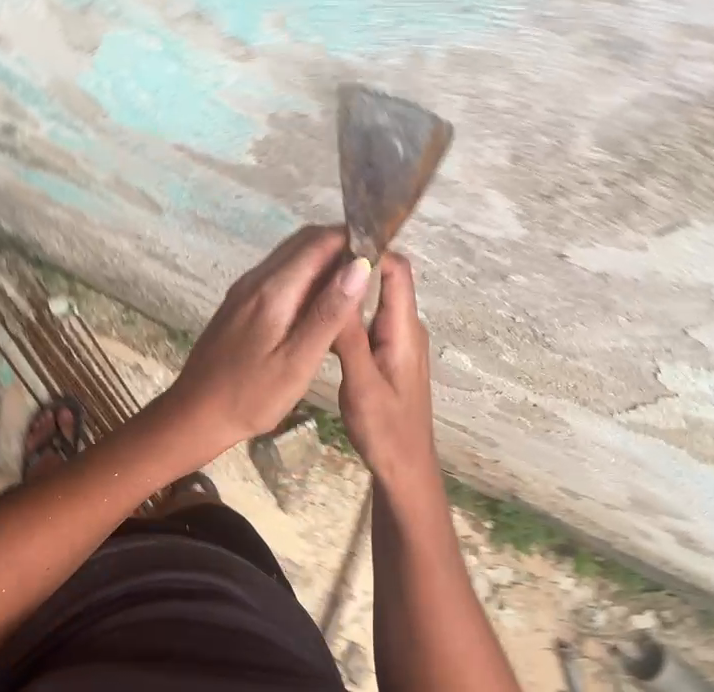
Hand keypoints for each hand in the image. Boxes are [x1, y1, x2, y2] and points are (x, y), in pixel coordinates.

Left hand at [165, 225, 372, 450]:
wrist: (195, 413)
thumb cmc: (252, 396)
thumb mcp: (298, 361)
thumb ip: (328, 312)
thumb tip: (359, 266)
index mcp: (273, 289)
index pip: (318, 242)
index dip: (351, 239)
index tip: (380, 252)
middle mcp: (257, 278)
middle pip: (304, 241)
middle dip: (339, 245)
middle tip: (373, 269)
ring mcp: (245, 289)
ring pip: (291, 256)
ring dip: (323, 260)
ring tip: (355, 284)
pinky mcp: (241, 302)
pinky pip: (279, 273)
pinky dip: (305, 275)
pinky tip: (321, 302)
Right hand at [332, 254, 437, 487]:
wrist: (404, 473)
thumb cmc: (386, 431)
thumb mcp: (361, 385)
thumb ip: (349, 336)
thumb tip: (341, 282)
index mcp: (404, 330)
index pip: (396, 269)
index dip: (369, 248)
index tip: (331, 241)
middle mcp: (404, 327)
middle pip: (385, 277)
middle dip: (353, 262)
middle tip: (310, 258)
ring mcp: (396, 340)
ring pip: (373, 297)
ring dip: (347, 285)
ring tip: (309, 279)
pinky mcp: (385, 352)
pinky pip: (367, 317)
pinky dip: (346, 308)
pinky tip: (319, 313)